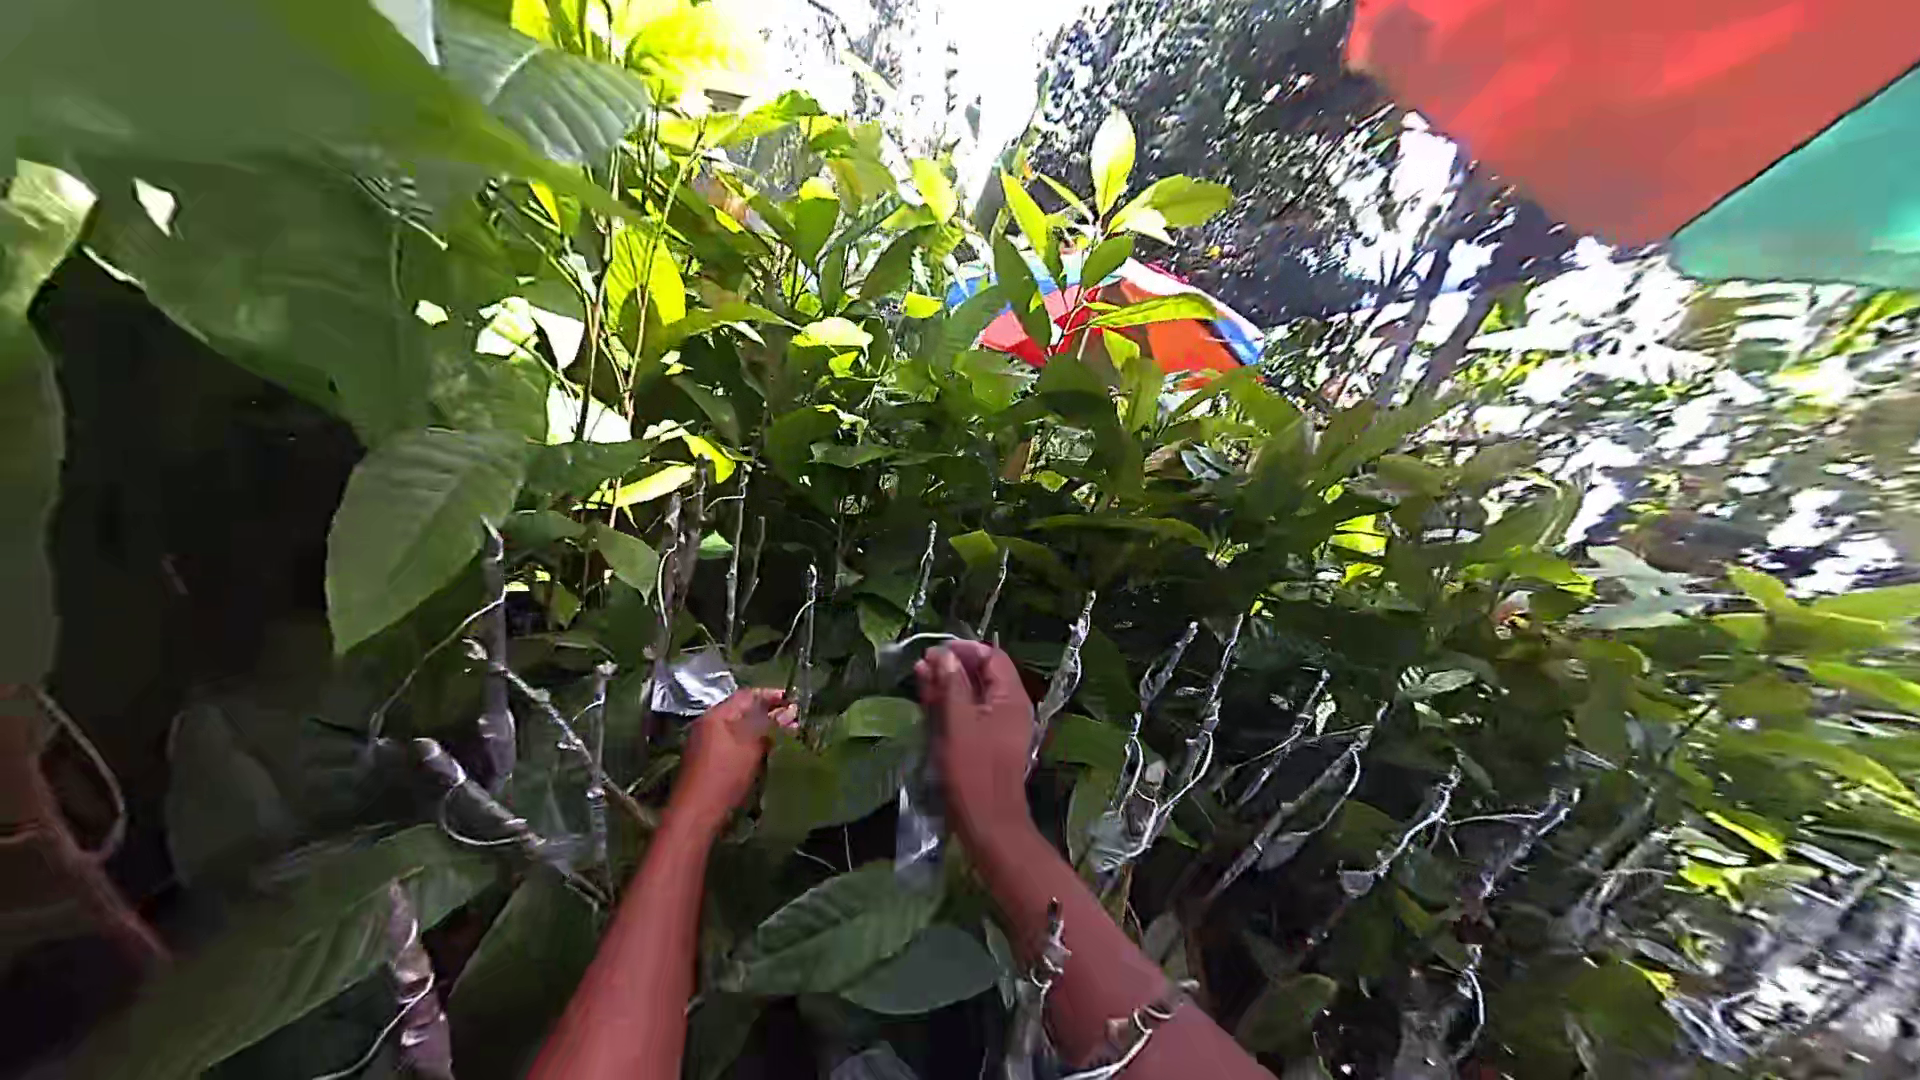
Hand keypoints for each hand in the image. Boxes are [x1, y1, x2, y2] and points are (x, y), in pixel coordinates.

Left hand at [669, 688, 792, 831]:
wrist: (695, 816)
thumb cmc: (724, 777)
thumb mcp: (752, 748)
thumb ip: (771, 726)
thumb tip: (789, 712)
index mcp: (716, 716)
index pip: (747, 695)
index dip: (771, 695)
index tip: (793, 701)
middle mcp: (707, 724)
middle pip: (741, 710)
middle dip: (767, 712)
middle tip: (791, 719)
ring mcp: (704, 742)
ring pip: (737, 727)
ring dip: (759, 728)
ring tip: (782, 735)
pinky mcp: (705, 759)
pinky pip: (731, 741)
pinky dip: (749, 741)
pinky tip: (764, 750)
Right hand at [915, 643, 1037, 850]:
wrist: (988, 822)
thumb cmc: (974, 770)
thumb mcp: (959, 722)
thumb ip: (952, 685)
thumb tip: (945, 655)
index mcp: (1011, 697)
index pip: (993, 657)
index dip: (966, 649)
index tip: (938, 649)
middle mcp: (1009, 706)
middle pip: (982, 673)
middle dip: (953, 664)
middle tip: (924, 661)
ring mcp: (997, 725)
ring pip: (972, 692)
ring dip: (947, 681)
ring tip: (919, 671)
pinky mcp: (984, 741)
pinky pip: (968, 712)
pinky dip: (949, 701)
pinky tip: (927, 693)